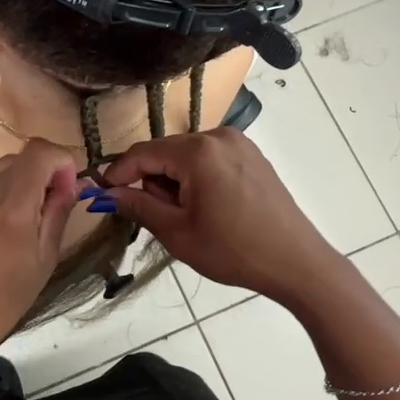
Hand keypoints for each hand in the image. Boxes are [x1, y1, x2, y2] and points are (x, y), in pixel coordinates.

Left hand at [0, 140, 77, 359]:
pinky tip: (11, 219)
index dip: (61, 161)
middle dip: (46, 171)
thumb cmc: (6, 296)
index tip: (68, 188)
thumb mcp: (45, 257)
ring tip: (33, 214)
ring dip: (26, 178)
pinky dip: (7, 188)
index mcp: (10, 206)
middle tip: (55, 203)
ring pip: (5, 166)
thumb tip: (74, 182)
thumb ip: (59, 211)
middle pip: (23, 156)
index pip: (39, 151)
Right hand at [97, 128, 342, 301]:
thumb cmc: (234, 251)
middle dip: (151, 180)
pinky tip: (206, 206)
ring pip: (186, 155)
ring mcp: (238, 143)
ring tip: (186, 215)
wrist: (297, 263)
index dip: (119, 173)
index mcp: (198, 152)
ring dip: (174, 180)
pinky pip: (209, 158)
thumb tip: (107, 193)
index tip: (102, 194)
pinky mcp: (251, 155)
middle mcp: (218, 136)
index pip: (142, 153)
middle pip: (165, 151)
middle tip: (154, 215)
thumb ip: (139, 206)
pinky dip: (196, 177)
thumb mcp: (178, 232)